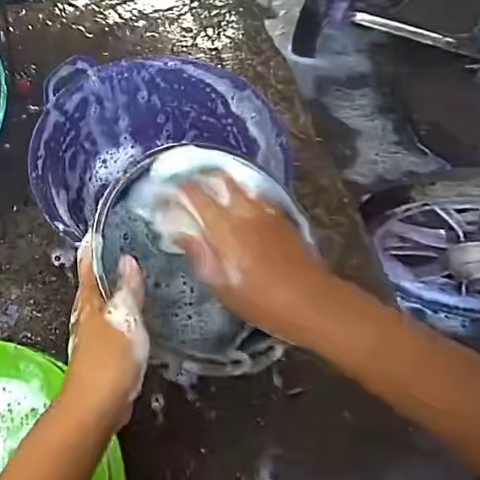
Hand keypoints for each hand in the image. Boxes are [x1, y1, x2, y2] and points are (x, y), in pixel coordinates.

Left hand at [62, 234, 149, 426]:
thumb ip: (127, 291)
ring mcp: (92, 336)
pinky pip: (112, 325)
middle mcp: (86, 315)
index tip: (96, 230)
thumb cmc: (109, 360)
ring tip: (132, 278)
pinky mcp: (102, 354)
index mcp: (88, 302)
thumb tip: (126, 259)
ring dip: (113, 291)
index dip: (91, 248)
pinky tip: (135, 317)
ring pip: (101, 305)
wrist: (97, 407)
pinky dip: (122, 315)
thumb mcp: (125, 319)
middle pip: (92, 285)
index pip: (87, 267)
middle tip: (119, 248)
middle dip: (102, 267)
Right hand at [163, 172, 337, 343]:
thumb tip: (181, 235)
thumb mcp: (222, 286)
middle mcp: (245, 214)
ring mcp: (267, 214)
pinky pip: (259, 198)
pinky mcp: (283, 220)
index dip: (179, 189)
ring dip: (224, 183)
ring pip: (242, 186)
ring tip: (213, 187)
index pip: (196, 196)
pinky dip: (246, 195)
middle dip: (202, 177)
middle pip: (221, 181)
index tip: (167, 190)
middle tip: (189, 182)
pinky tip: (244, 205)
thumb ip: (201, 256)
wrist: (313, 302)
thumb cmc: (262, 301)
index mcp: (224, 229)